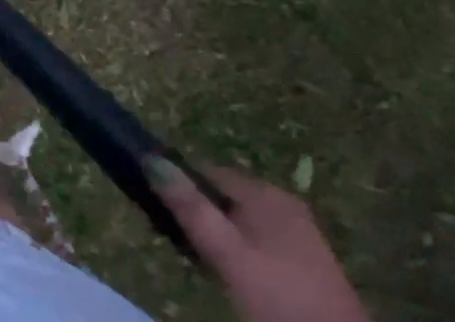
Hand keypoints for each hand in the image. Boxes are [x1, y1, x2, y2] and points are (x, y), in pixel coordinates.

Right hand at [150, 160, 370, 321]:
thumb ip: (188, 206)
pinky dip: (235, 246)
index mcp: (265, 193)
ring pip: (237, 217)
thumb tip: (151, 158)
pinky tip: (229, 271)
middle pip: (221, 194)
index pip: (204, 170)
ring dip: (213, 232)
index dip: (176, 186)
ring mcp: (297, 230)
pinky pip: (255, 236)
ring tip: (199, 258)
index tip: (155, 212)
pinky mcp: (303, 256)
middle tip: (177, 241)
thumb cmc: (276, 295)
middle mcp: (282, 203)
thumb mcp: (225, 251)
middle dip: (195, 212)